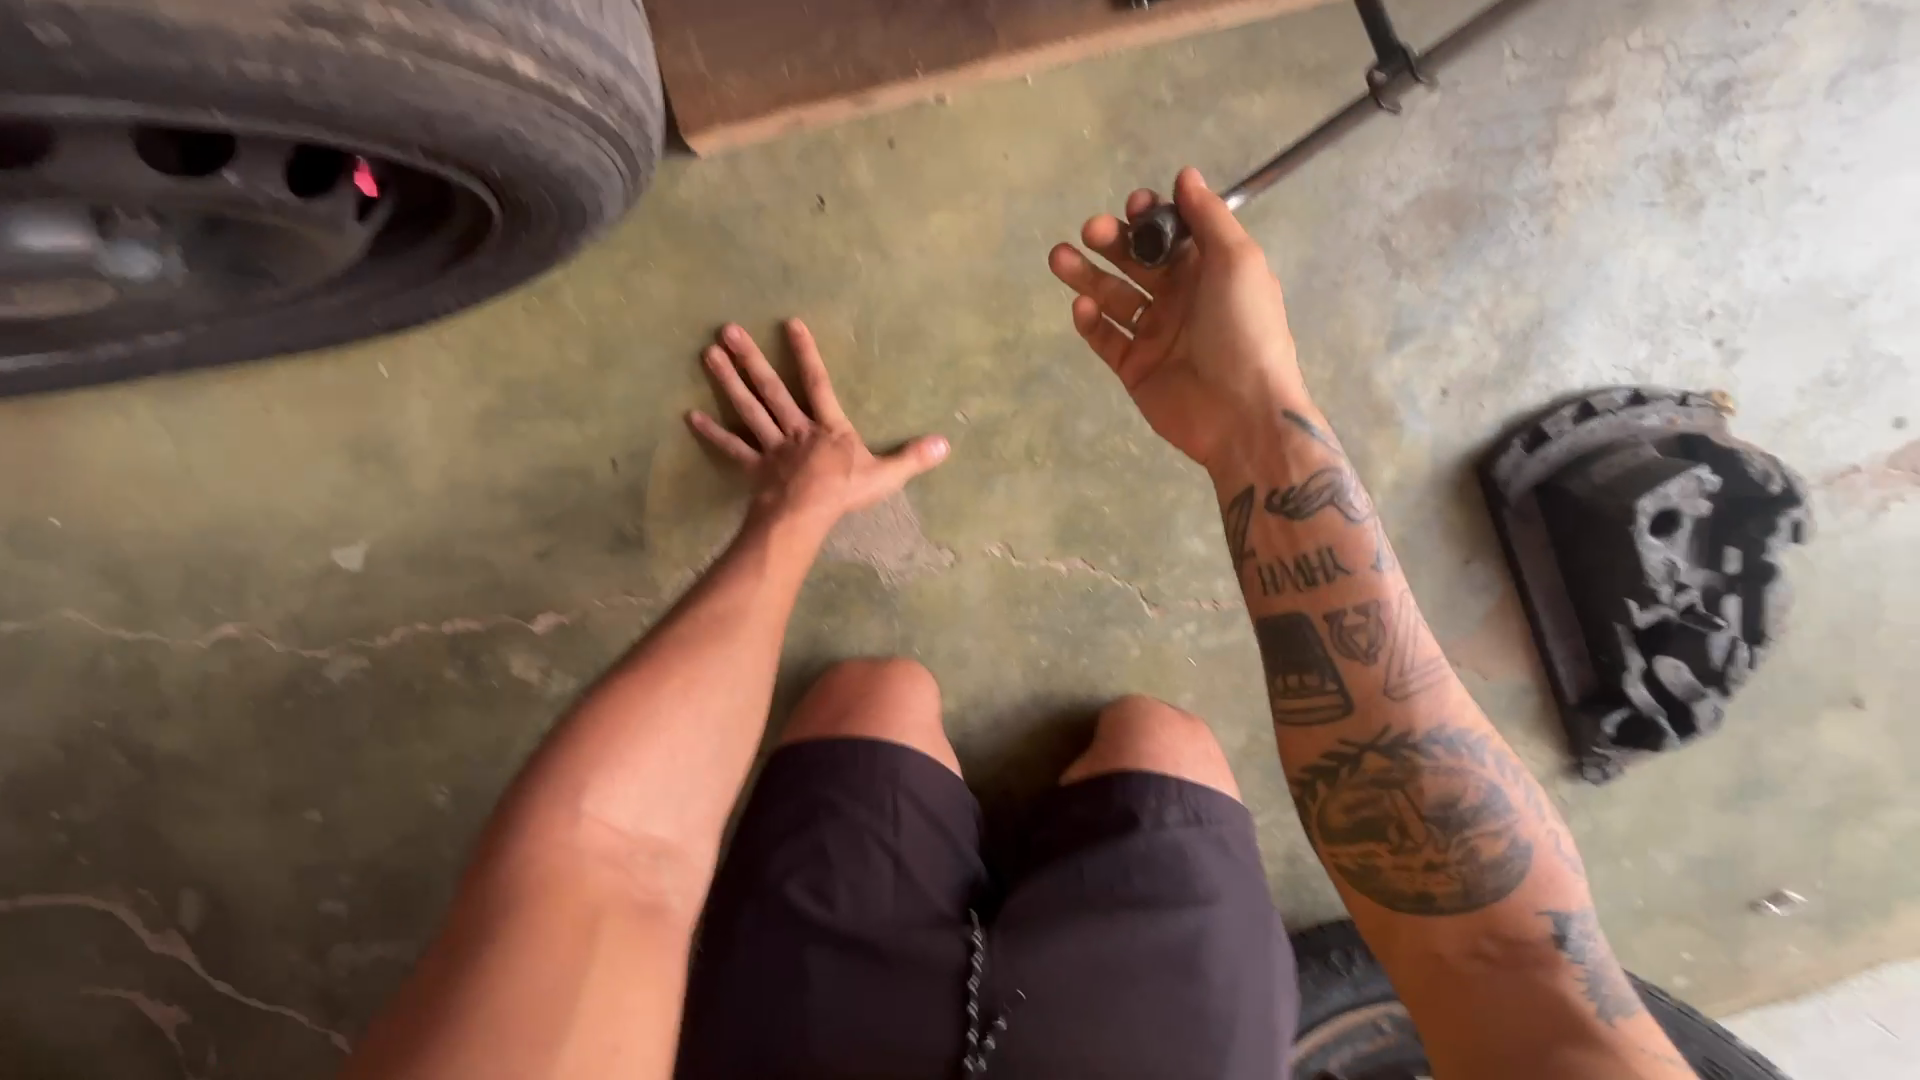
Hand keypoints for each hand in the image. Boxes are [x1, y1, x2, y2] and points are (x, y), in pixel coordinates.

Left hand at [687, 320, 948, 535]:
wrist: (806, 515)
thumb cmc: (845, 493)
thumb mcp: (886, 475)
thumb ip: (912, 458)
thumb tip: (946, 443)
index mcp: (828, 428)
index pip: (817, 383)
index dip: (806, 354)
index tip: (789, 324)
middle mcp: (797, 430)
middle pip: (772, 390)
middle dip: (751, 359)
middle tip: (727, 330)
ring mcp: (773, 448)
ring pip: (749, 410)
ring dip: (729, 382)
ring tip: (709, 354)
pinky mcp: (756, 469)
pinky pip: (733, 450)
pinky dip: (714, 434)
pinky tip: (692, 417)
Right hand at [1049, 168, 1310, 471]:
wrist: (1240, 410)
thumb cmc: (1244, 330)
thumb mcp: (1238, 261)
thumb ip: (1209, 217)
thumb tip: (1185, 175)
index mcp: (1208, 271)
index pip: (1170, 235)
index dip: (1150, 218)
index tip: (1132, 206)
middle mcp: (1180, 299)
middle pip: (1135, 262)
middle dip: (1111, 242)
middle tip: (1090, 231)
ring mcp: (1154, 335)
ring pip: (1113, 298)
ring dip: (1086, 276)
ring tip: (1059, 259)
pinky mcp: (1134, 368)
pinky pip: (1106, 339)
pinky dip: (1091, 322)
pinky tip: (1082, 307)